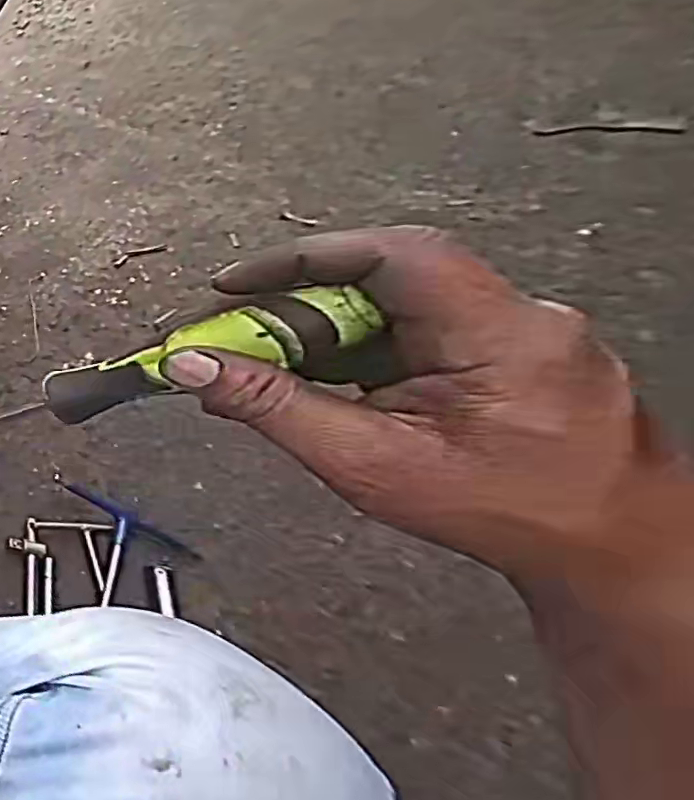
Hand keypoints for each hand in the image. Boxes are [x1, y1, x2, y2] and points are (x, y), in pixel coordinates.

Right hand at [159, 226, 677, 578]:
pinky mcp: (475, 354)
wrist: (602, 543)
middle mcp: (506, 319)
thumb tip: (197, 367)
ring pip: (372, 312)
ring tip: (247, 371)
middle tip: (219, 341)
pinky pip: (385, 336)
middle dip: (281, 310)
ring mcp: (494, 335)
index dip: (299, 260)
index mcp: (498, 335)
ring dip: (300, 337)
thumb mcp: (362, 460)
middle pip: (368, 285)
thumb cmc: (507, 508)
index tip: (230, 286)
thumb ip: (271, 407)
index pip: (390, 255)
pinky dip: (328, 355)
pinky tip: (292, 383)